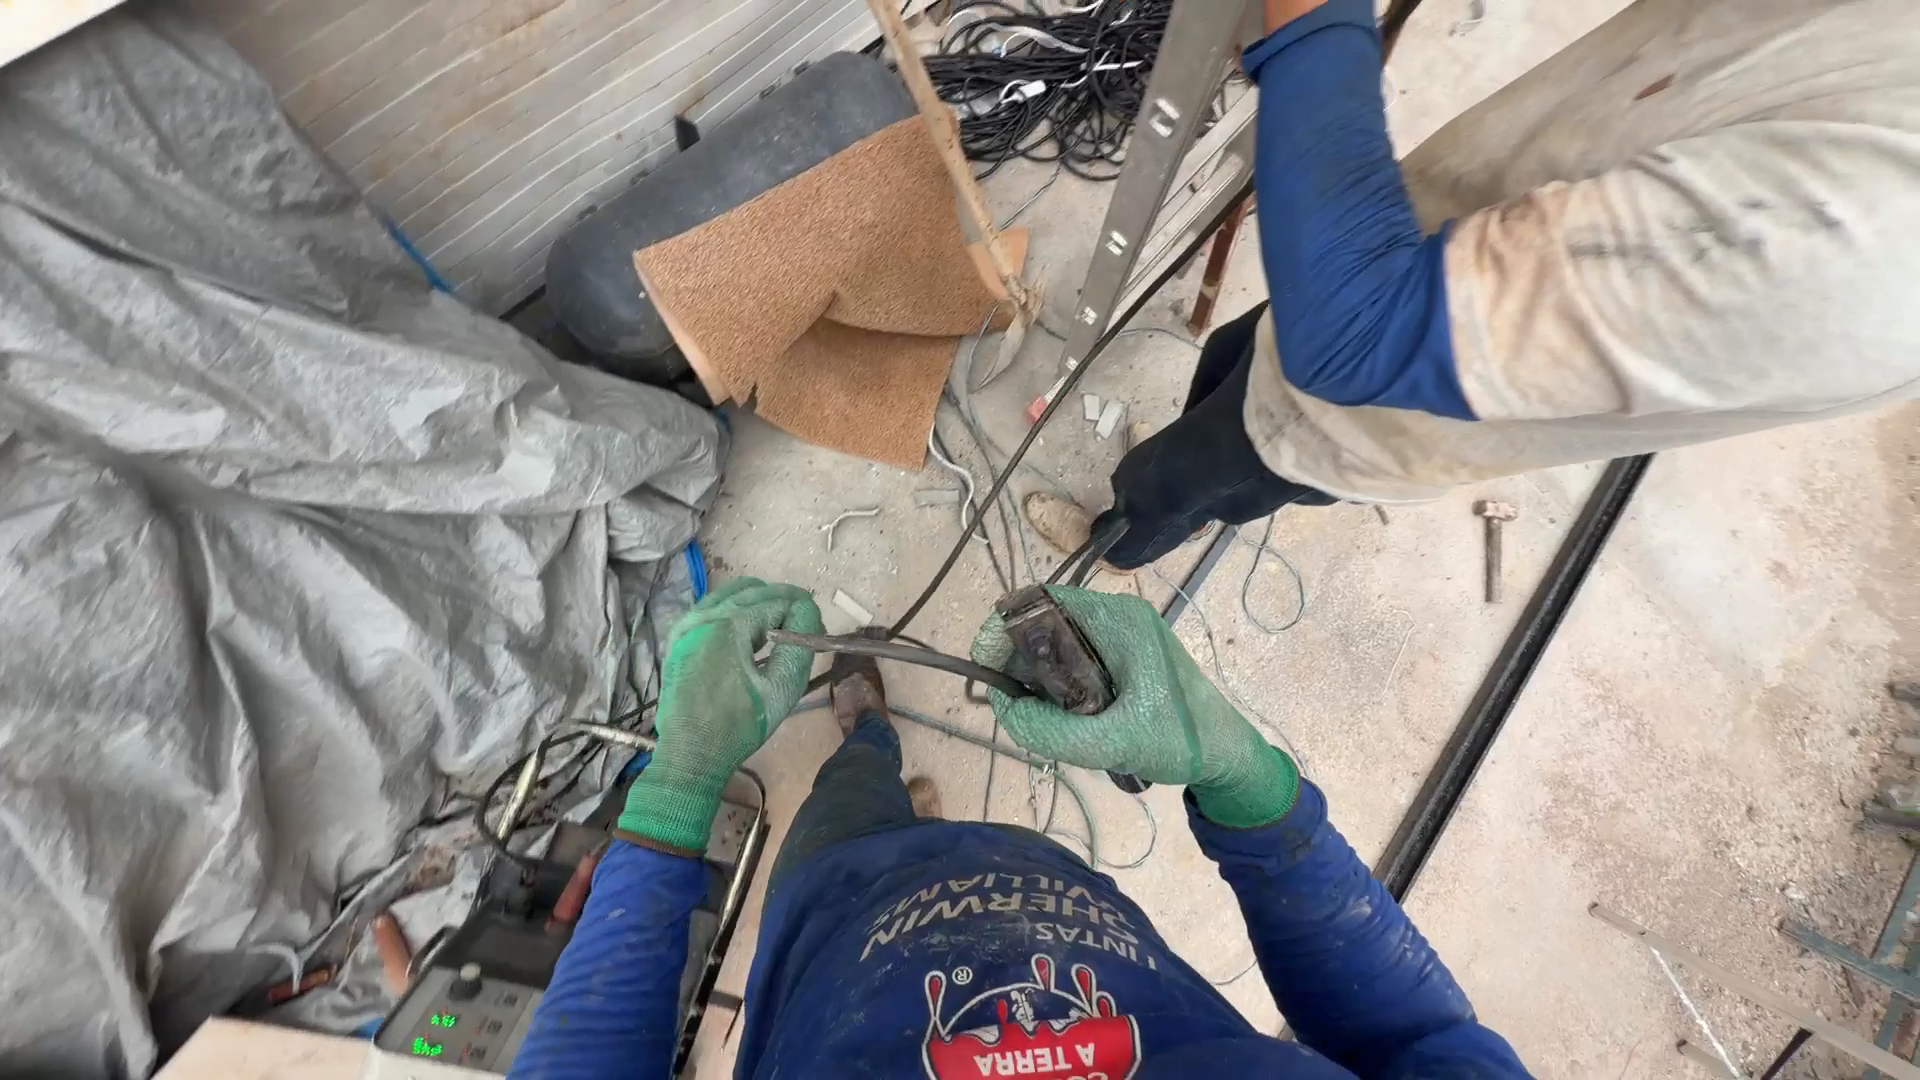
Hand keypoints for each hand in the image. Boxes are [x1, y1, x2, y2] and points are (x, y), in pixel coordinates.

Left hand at [617, 578, 822, 852]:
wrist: (691, 754)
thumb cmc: (740, 724)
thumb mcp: (782, 688)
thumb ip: (799, 645)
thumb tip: (807, 611)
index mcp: (730, 626)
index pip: (778, 602)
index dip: (802, 610)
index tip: (817, 626)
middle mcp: (705, 616)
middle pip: (754, 591)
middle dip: (783, 600)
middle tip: (804, 619)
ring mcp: (687, 625)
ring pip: (731, 593)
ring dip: (759, 601)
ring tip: (779, 622)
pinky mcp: (679, 637)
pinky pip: (712, 607)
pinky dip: (735, 608)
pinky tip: (749, 629)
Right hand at [971, 586, 1298, 826]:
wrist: (1230, 755)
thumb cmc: (1181, 742)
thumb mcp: (1114, 742)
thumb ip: (1053, 730)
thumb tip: (1004, 708)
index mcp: (1118, 620)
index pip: (1043, 601)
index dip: (1004, 628)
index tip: (983, 665)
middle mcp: (1116, 616)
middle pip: (1045, 621)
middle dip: (1018, 660)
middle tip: (1011, 703)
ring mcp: (1120, 634)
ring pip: (1056, 643)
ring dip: (1038, 676)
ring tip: (1041, 715)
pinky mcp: (1122, 654)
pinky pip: (1073, 658)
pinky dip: (1057, 684)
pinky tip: (1064, 716)